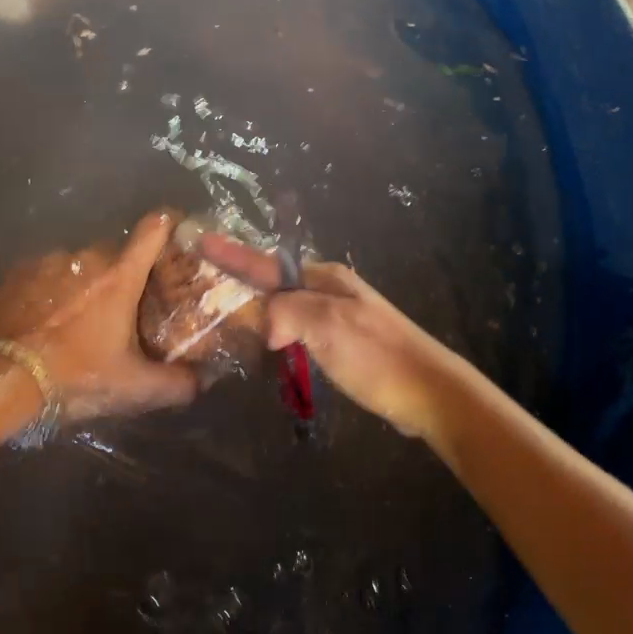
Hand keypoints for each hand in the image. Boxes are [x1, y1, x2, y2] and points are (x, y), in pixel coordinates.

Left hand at [0, 209, 198, 421]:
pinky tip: (48, 319)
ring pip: (82, 263)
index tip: (178, 234)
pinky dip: (55, 289)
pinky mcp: (20, 272)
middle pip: (118, 252)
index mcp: (121, 275)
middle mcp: (89, 256)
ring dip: (87, 283)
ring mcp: (51, 261)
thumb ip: (174, 384)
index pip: (155, 228)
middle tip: (125, 306)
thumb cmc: (73, 375)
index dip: (170, 224)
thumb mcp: (131, 387)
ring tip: (81, 318)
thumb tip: (200, 382)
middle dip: (125, 274)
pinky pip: (50, 272)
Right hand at [197, 235, 470, 438]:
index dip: (234, 255)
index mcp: (326, 279)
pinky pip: (300, 333)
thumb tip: (266, 326)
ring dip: (260, 314)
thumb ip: (288, 312)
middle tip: (205, 288)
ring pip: (287, 310)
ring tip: (226, 320)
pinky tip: (267, 350)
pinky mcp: (344, 347)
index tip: (203, 241)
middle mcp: (331, 292)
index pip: (268, 264)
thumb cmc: (378, 356)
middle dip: (243, 283)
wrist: (429, 392)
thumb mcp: (328, 326)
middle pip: (276, 284)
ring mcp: (339, 319)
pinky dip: (279, 337)